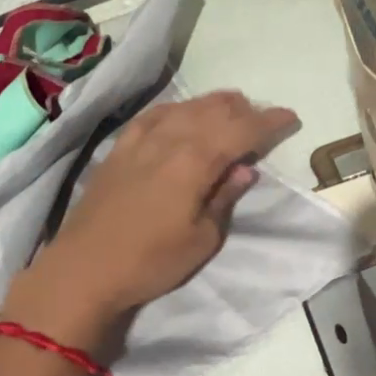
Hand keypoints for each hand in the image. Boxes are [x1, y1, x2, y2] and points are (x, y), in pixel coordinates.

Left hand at [4, 91, 298, 347]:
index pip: (242, 129)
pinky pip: (153, 114)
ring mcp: (139, 140)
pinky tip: (181, 114)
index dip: (269, 121)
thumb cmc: (151, 262)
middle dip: (244, 110)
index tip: (290, 118)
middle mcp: (169, 139)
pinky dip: (177, 109)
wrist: (85, 270)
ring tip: (230, 110)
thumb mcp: (202, 239)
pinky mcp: (119, 148)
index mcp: (195, 161)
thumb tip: (244, 170)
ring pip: (184, 106)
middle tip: (262, 120)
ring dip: (213, 105)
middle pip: (214, 110)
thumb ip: (224, 199)